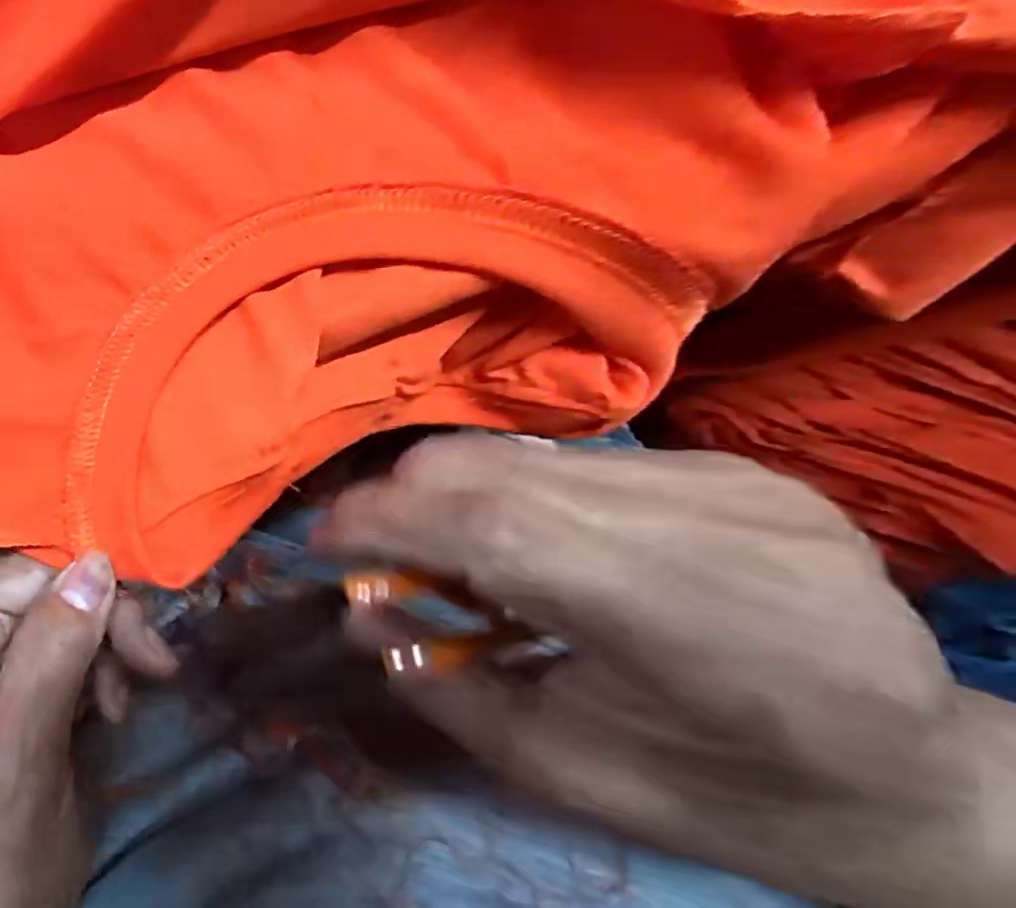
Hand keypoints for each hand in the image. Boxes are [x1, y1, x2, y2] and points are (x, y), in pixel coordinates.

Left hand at [0, 539, 116, 907]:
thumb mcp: (13, 748)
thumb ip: (51, 653)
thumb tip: (95, 565)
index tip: (65, 493)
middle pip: (26, 570)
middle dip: (85, 595)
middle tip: (140, 633)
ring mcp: (3, 650)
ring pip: (64, 600)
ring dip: (110, 630)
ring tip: (144, 672)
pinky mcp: (42, 670)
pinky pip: (83, 633)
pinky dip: (112, 657)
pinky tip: (123, 700)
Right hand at [313, 436, 1010, 907]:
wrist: (929, 780)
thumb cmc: (732, 799)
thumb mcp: (570, 774)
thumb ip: (448, 689)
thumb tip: (355, 613)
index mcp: (698, 625)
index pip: (494, 528)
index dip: (385, 521)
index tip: (322, 542)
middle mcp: (717, 523)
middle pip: (493, 469)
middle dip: (398, 499)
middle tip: (366, 548)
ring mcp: (729, 480)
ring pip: (518, 453)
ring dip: (443, 492)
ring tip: (434, 546)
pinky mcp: (727, 463)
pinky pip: (561, 459)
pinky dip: (502, 490)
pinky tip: (517, 539)